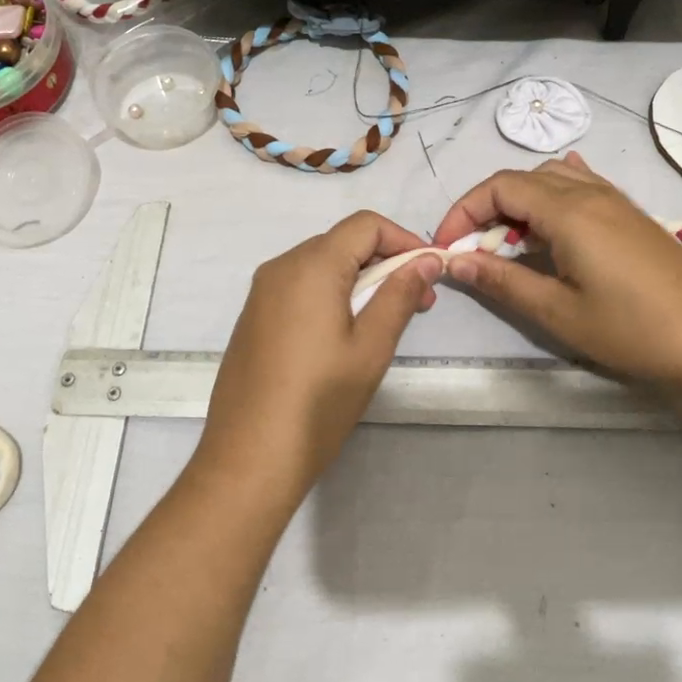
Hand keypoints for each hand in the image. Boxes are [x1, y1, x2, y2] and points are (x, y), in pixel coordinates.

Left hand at [194, 211, 441, 500]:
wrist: (249, 456)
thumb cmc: (319, 401)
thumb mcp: (371, 347)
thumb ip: (400, 295)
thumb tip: (427, 259)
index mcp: (311, 266)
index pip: (365, 225)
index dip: (404, 239)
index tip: (431, 272)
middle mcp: (281, 267)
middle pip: (342, 241)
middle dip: (385, 262)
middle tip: (418, 302)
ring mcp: (262, 292)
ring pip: (321, 264)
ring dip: (359, 279)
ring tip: (387, 320)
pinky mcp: (254, 317)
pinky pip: (300, 286)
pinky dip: (331, 294)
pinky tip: (345, 333)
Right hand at [435, 154, 681, 394]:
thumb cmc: (635, 330)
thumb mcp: (559, 313)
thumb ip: (503, 281)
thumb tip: (454, 261)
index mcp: (569, 211)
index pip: (498, 187)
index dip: (463, 212)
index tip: (445, 248)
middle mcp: (590, 193)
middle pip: (521, 179)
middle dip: (485, 209)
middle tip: (471, 253)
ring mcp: (616, 201)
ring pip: (550, 180)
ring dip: (518, 204)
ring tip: (508, 246)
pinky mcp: (631, 216)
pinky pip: (580, 186)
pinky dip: (551, 198)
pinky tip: (550, 222)